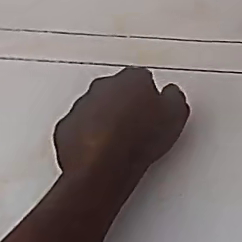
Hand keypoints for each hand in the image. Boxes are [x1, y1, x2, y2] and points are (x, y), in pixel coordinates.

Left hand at [53, 67, 189, 179]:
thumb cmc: (138, 139)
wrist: (105, 165)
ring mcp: (81, 107)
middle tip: (139, 120)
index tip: (155, 103)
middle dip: (125, 101)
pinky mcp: (65, 128)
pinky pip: (79, 126)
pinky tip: (104, 148)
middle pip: (116, 88)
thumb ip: (174, 97)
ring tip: (122, 138)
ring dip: (106, 117)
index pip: (142, 76)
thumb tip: (171, 94)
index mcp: (131, 79)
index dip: (150, 91)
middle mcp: (103, 88)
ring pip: (96, 106)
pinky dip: (89, 133)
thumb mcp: (176, 114)